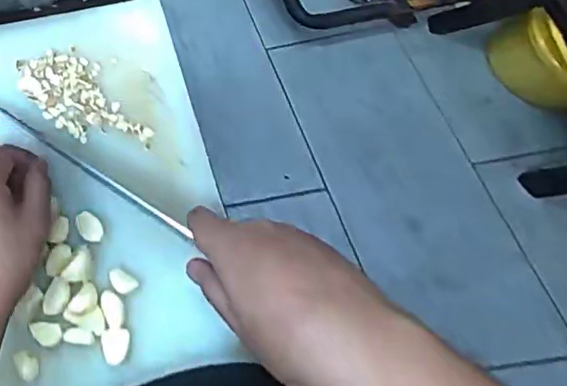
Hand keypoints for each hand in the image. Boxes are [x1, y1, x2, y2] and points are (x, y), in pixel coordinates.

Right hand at [186, 207, 494, 385]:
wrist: (367, 348)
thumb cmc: (291, 340)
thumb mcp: (241, 325)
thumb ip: (215, 289)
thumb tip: (200, 268)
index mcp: (231, 244)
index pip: (201, 219)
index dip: (202, 238)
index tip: (210, 262)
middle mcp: (261, 229)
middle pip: (240, 232)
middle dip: (242, 256)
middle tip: (253, 298)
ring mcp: (297, 236)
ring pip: (272, 241)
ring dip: (273, 261)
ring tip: (291, 306)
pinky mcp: (329, 248)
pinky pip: (302, 251)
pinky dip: (302, 268)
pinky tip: (318, 304)